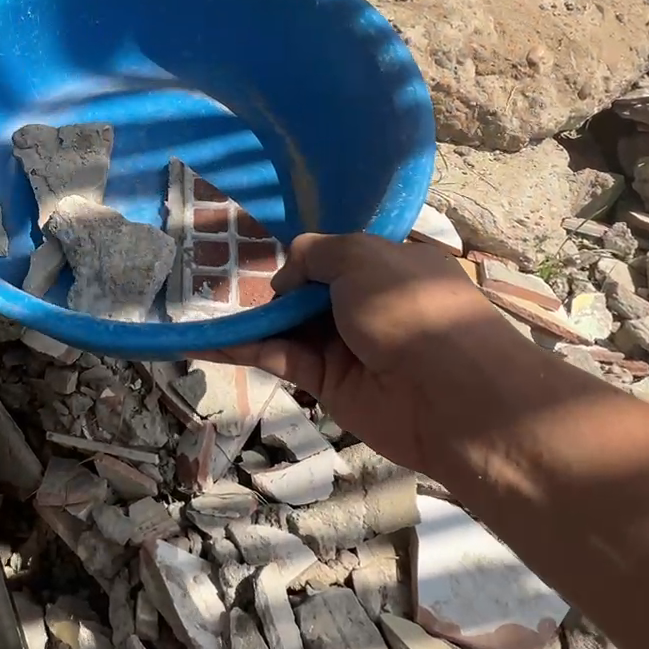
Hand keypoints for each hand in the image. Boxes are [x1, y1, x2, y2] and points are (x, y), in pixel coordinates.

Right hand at [195, 232, 516, 473]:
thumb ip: (313, 253)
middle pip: (306, 290)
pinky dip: (242, 349)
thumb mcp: (361, 256)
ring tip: (198, 314)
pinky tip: (203, 343)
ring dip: (248, 319)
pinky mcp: (325, 381)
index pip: (337, 255)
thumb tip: (285, 279)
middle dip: (271, 287)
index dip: (305, 255)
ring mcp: (344, 344)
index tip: (273, 255)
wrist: (451, 396)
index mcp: (387, 266)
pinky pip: (277, 357)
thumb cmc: (410, 308)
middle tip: (222, 282)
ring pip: (285, 325)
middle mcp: (365, 304)